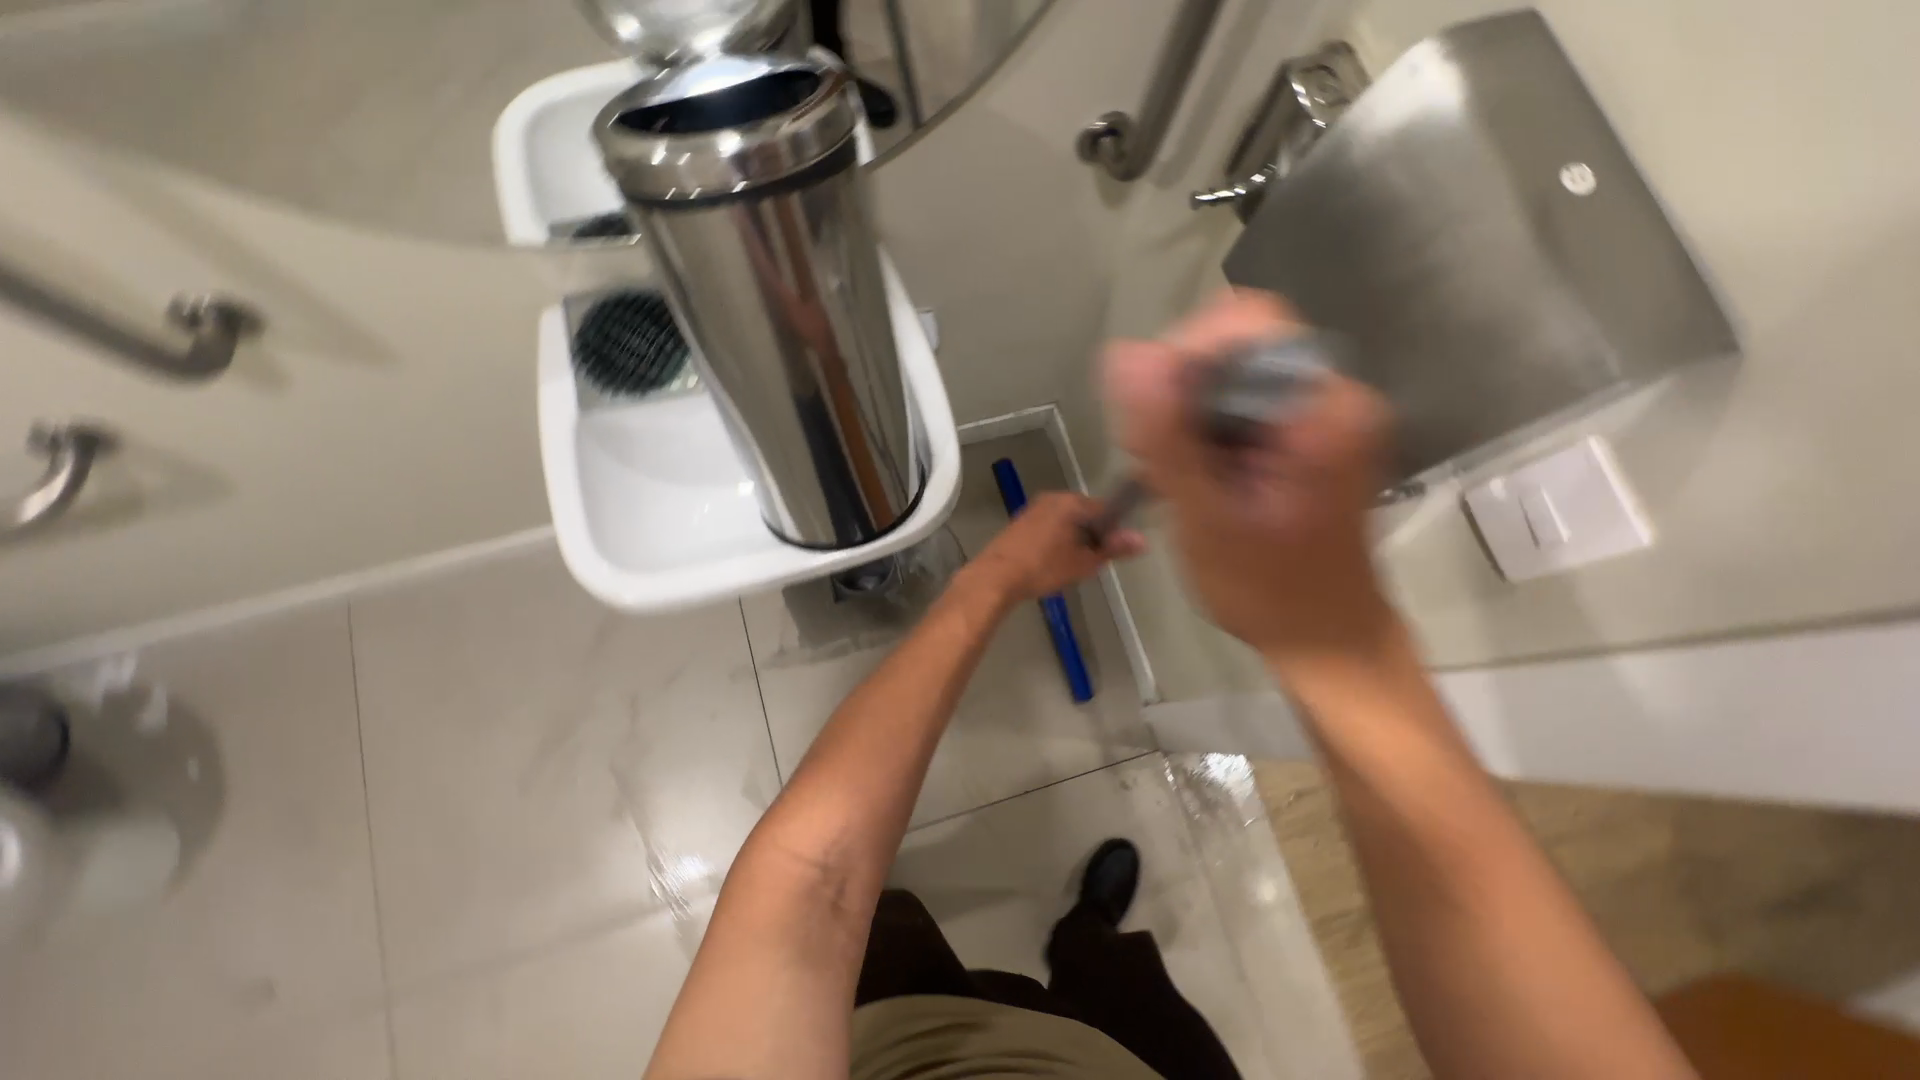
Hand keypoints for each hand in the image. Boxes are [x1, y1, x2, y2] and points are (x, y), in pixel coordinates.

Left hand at [967, 492, 1145, 604]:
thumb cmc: (1044, 567)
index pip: (1107, 509)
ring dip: (1073, 538)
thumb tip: (1142, 540)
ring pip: (1066, 520)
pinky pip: (1049, 525)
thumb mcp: (1084, 562)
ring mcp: (1034, 507)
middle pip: (1085, 513)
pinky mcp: (1020, 520)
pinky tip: (1051, 561)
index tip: (1111, 552)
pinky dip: (1056, 539)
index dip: (1113, 531)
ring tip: (1069, 564)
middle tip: (1090, 562)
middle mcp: (1054, 497)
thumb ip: (1113, 548)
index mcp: (1072, 502)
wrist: (997, 576)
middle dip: (1092, 535)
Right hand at [1104, 289, 1398, 672]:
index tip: (1148, 416)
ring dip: (1184, 413)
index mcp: (1324, 408)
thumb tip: (1123, 353)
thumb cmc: (1268, 592)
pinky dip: (1201, 430)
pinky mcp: (1305, 430)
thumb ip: (1168, 435)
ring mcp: (1321, 411)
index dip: (1186, 354)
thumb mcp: (1206, 516)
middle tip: (1150, 453)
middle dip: (1179, 390)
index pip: (1247, 324)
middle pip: (1236, 344)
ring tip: (1167, 472)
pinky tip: (1188, 475)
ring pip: (1230, 373)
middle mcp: (1333, 393)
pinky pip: (1239, 401)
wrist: (1326, 639)